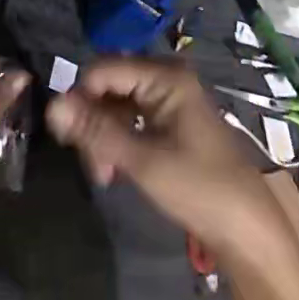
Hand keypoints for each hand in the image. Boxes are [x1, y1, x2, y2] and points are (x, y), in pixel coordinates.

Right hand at [45, 57, 294, 261]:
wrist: (247, 228)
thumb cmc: (199, 188)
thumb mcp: (142, 160)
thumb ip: (96, 130)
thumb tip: (51, 105)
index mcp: (165, 76)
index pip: (101, 70)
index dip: (80, 100)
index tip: (69, 141)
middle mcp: (166, 78)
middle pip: (108, 86)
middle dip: (92, 121)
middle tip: (93, 165)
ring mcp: (168, 99)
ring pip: (116, 105)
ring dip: (103, 136)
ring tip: (105, 175)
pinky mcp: (169, 121)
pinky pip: (131, 119)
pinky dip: (118, 141)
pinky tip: (115, 170)